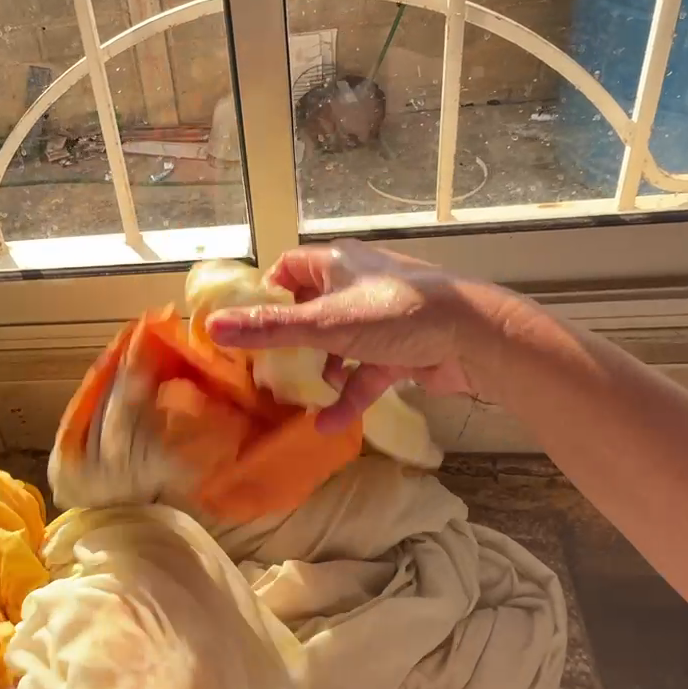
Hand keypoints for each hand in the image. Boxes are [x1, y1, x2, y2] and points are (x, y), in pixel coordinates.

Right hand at [205, 242, 515, 431]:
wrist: (475, 337)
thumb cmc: (394, 315)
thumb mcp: (324, 324)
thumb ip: (269, 328)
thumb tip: (212, 326)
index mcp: (336, 263)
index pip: (289, 269)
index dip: (267, 294)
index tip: (252, 326)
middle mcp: (356, 284)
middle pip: (311, 308)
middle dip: (294, 340)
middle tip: (272, 366)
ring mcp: (381, 318)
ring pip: (339, 344)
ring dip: (323, 371)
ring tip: (306, 394)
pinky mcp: (402, 348)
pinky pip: (366, 372)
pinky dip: (350, 395)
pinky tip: (331, 425)